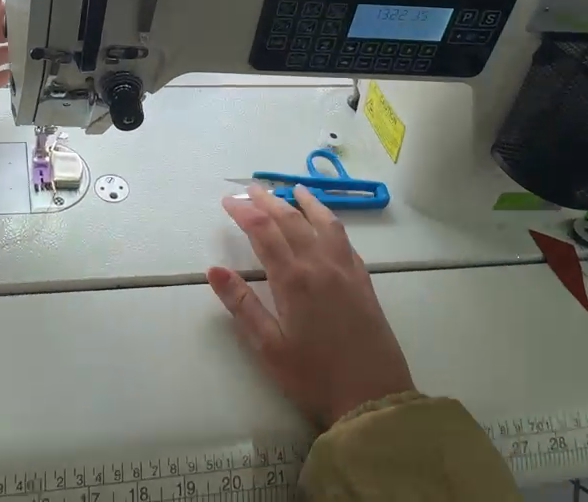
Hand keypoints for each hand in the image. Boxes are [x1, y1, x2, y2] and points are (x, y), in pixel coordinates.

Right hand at [208, 186, 414, 427]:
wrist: (373, 399)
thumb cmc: (314, 377)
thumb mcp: (269, 348)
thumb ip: (242, 305)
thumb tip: (214, 269)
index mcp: (293, 279)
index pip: (263, 231)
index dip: (243, 211)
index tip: (228, 200)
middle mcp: (319, 264)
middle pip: (291, 219)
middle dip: (268, 200)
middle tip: (251, 188)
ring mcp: (345, 270)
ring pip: (323, 222)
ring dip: (305, 202)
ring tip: (293, 189)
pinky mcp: (363, 280)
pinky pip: (344, 239)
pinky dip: (330, 221)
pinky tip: (326, 222)